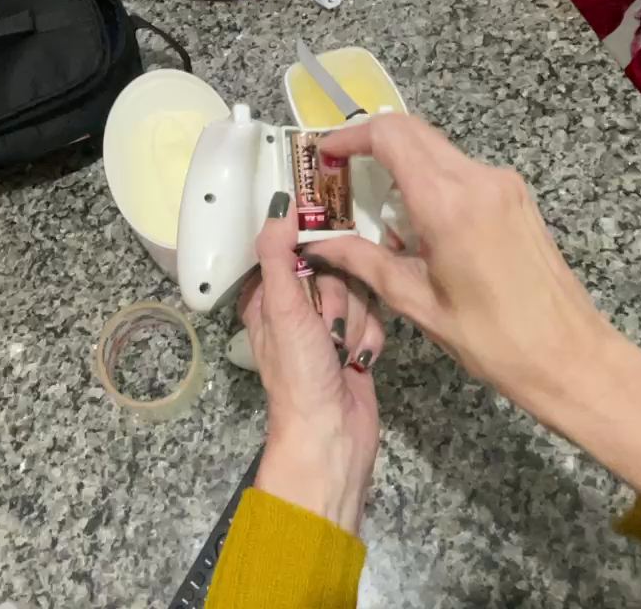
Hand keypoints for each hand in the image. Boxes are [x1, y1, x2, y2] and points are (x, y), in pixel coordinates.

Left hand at [240, 193, 383, 533]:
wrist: (332, 436)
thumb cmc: (299, 372)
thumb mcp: (281, 307)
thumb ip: (278, 255)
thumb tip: (281, 205)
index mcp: (267, 292)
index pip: (294, 245)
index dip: (315, 248)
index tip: (330, 256)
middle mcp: (294, 303)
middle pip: (333, 266)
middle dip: (338, 296)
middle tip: (328, 326)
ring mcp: (326, 322)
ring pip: (357, 289)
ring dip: (356, 320)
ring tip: (343, 348)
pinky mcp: (354, 339)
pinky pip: (373, 316)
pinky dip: (370, 337)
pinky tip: (360, 359)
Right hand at [307, 114, 640, 507]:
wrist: (575, 359)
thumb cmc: (493, 339)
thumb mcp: (416, 302)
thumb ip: (362, 261)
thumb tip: (317, 244)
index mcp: (448, 202)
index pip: (390, 136)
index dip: (350, 135)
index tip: (324, 152)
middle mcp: (477, 179)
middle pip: (411, 130)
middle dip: (369, 141)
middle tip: (339, 169)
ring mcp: (502, 184)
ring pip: (434, 146)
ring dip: (398, 159)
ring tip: (371, 198)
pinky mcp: (514, 195)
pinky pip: (457, 167)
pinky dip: (425, 175)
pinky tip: (413, 216)